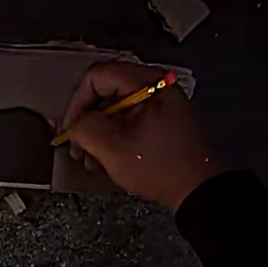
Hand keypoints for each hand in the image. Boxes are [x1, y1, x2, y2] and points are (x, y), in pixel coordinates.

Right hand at [62, 61, 225, 209]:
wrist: (196, 189)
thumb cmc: (162, 167)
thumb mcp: (114, 148)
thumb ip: (86, 129)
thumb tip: (76, 125)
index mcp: (147, 83)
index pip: (97, 77)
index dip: (77, 103)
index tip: (71, 129)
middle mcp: (154, 86)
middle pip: (105, 92)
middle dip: (87, 122)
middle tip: (77, 147)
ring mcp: (157, 103)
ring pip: (113, 109)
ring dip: (96, 133)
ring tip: (90, 159)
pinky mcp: (158, 120)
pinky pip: (126, 121)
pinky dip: (112, 138)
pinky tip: (105, 160)